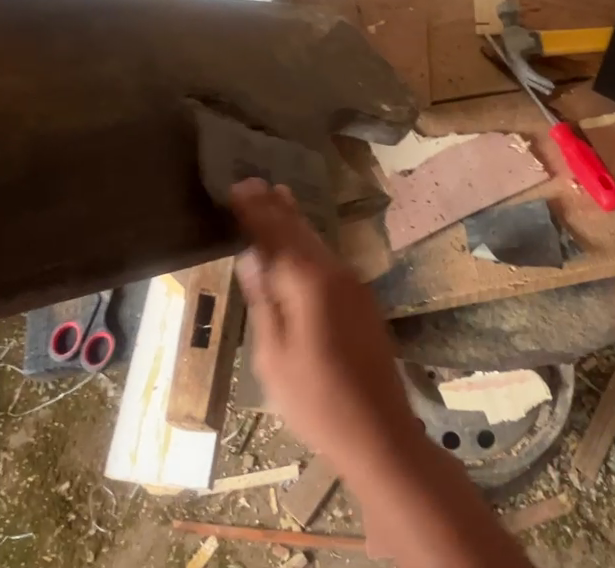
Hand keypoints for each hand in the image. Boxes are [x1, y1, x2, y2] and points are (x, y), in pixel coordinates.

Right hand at [228, 179, 420, 466]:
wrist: (380, 432)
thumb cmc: (316, 401)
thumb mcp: (273, 356)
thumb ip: (264, 301)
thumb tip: (250, 257)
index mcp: (309, 282)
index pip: (275, 234)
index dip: (254, 210)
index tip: (235, 187)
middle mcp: (334, 273)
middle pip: (299, 231)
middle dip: (275, 206)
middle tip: (252, 182)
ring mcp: (353, 285)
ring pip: (317, 242)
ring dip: (294, 220)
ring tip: (276, 195)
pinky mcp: (361, 300)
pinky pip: (328, 257)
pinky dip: (308, 241)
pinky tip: (300, 240)